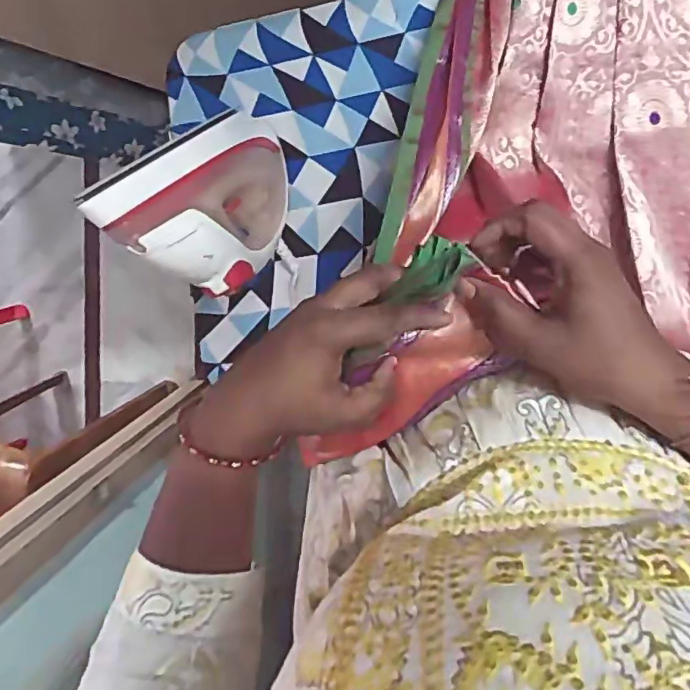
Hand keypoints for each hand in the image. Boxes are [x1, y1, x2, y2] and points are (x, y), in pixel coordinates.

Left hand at [186, 264, 450, 457]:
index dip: (419, 314)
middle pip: (365, 280)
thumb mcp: (342, 413)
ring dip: (378, 282)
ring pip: (350, 283)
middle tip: (424, 279)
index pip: (385, 317)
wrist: (243, 403)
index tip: (446, 310)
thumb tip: (391, 363)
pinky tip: (373, 308)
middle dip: (396, 276)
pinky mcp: (303, 315)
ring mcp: (309, 308)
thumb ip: (377, 392)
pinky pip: (340, 295)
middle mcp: (321, 309)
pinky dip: (363, 293)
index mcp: (331, 330)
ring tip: (405, 288)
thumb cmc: (292, 409)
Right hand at [459, 200, 689, 419]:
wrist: (651, 381)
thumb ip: (498, 310)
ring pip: (546, 232)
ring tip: (499, 277)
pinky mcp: (594, 272)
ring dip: (516, 246)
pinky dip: (532, 259)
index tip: (474, 256)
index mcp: (578, 257)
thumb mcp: (540, 342)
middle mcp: (587, 248)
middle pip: (537, 217)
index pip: (530, 216)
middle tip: (484, 264)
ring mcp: (593, 258)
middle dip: (503, 234)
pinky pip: (556, 250)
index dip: (495, 228)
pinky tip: (523, 288)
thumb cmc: (598, 362)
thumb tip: (463, 284)